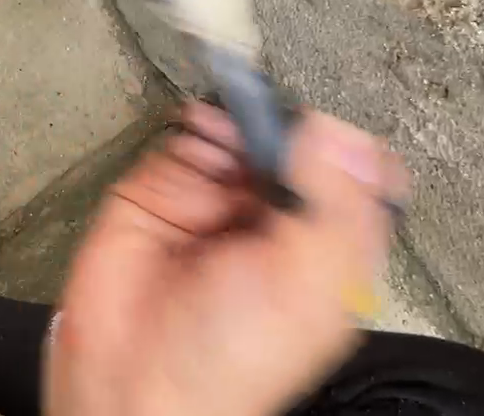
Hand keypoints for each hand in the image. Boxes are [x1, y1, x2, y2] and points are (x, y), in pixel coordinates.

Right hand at [45, 103, 404, 415]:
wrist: (133, 365)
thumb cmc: (232, 350)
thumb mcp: (304, 287)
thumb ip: (328, 209)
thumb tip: (343, 134)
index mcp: (323, 252)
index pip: (350, 185)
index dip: (343, 151)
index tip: (327, 129)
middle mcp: (271, 222)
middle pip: (290, 151)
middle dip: (281, 127)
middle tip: (267, 118)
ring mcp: (214, 203)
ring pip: (236, 139)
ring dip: (235, 122)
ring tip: (227, 125)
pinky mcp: (162, 189)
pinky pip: (185, 143)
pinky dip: (194, 128)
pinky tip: (198, 131)